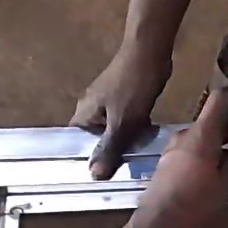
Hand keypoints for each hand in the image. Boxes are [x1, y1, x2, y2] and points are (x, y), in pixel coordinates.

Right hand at [72, 44, 172, 179]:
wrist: (151, 51)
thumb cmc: (134, 86)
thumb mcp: (123, 122)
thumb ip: (109, 149)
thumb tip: (94, 176)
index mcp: (83, 114)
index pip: (76, 145)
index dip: (86, 160)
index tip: (99, 176)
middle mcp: (89, 108)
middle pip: (95, 139)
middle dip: (108, 153)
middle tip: (122, 171)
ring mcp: (106, 101)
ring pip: (111, 130)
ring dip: (122, 141)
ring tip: (134, 158)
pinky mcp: (122, 97)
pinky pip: (123, 120)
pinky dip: (131, 128)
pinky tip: (144, 137)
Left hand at [77, 87, 227, 227]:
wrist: (156, 226)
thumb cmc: (194, 206)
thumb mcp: (226, 184)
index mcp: (200, 135)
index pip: (219, 99)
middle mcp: (184, 135)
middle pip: (213, 121)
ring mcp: (173, 148)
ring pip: (204, 138)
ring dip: (223, 147)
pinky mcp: (167, 162)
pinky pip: (192, 150)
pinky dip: (208, 157)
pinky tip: (219, 179)